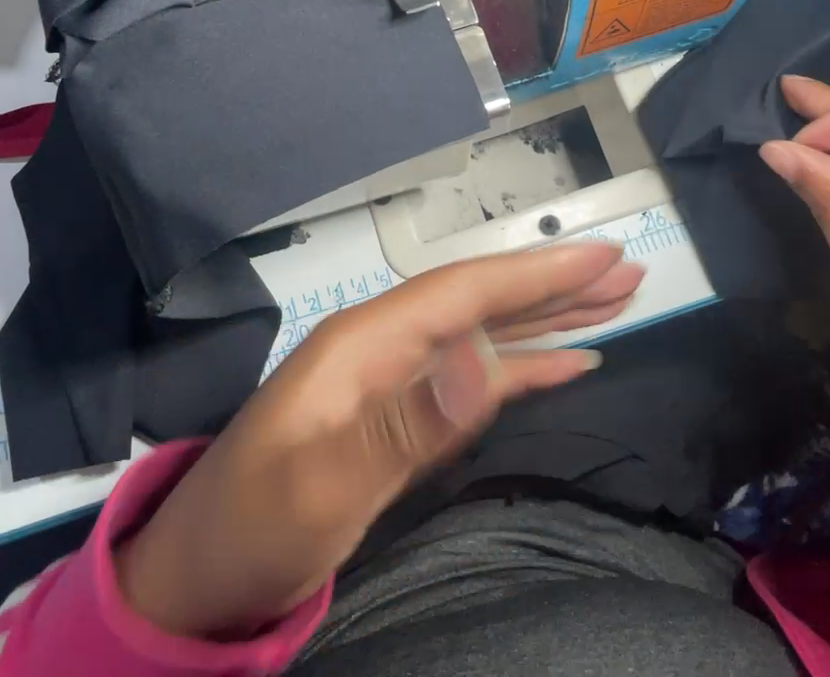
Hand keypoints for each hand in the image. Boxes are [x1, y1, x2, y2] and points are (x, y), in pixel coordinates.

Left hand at [114, 242, 640, 636]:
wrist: (201, 574)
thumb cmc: (250, 530)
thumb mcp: (319, 488)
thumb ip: (401, 426)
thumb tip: (483, 368)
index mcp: (362, 345)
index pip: (462, 293)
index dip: (535, 273)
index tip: (601, 256)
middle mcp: (381, 349)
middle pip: (480, 302)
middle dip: (553, 285)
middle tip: (628, 271)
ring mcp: (391, 383)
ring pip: (483, 335)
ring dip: (546, 318)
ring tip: (612, 302)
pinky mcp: (400, 420)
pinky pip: (473, 380)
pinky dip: (523, 367)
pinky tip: (565, 363)